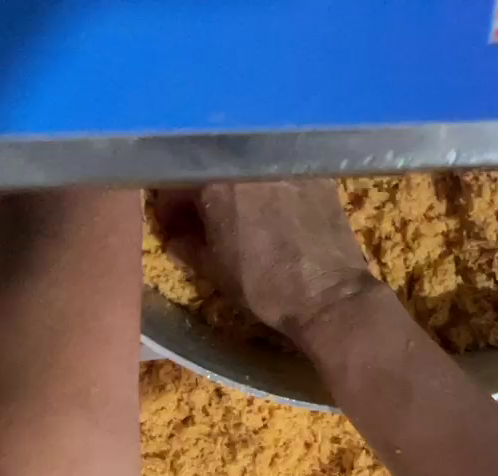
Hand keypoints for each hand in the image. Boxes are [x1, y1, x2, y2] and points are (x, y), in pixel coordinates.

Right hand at [152, 181, 379, 339]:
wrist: (328, 296)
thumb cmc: (265, 286)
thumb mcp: (214, 270)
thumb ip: (187, 246)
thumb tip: (176, 236)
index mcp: (213, 179)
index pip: (175, 180)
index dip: (169, 206)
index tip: (172, 226)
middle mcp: (247, 157)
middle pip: (212, 165)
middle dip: (201, 190)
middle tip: (203, 218)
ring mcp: (285, 161)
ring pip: (247, 165)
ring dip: (236, 185)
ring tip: (240, 214)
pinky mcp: (315, 172)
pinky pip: (280, 171)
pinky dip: (269, 186)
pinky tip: (273, 209)